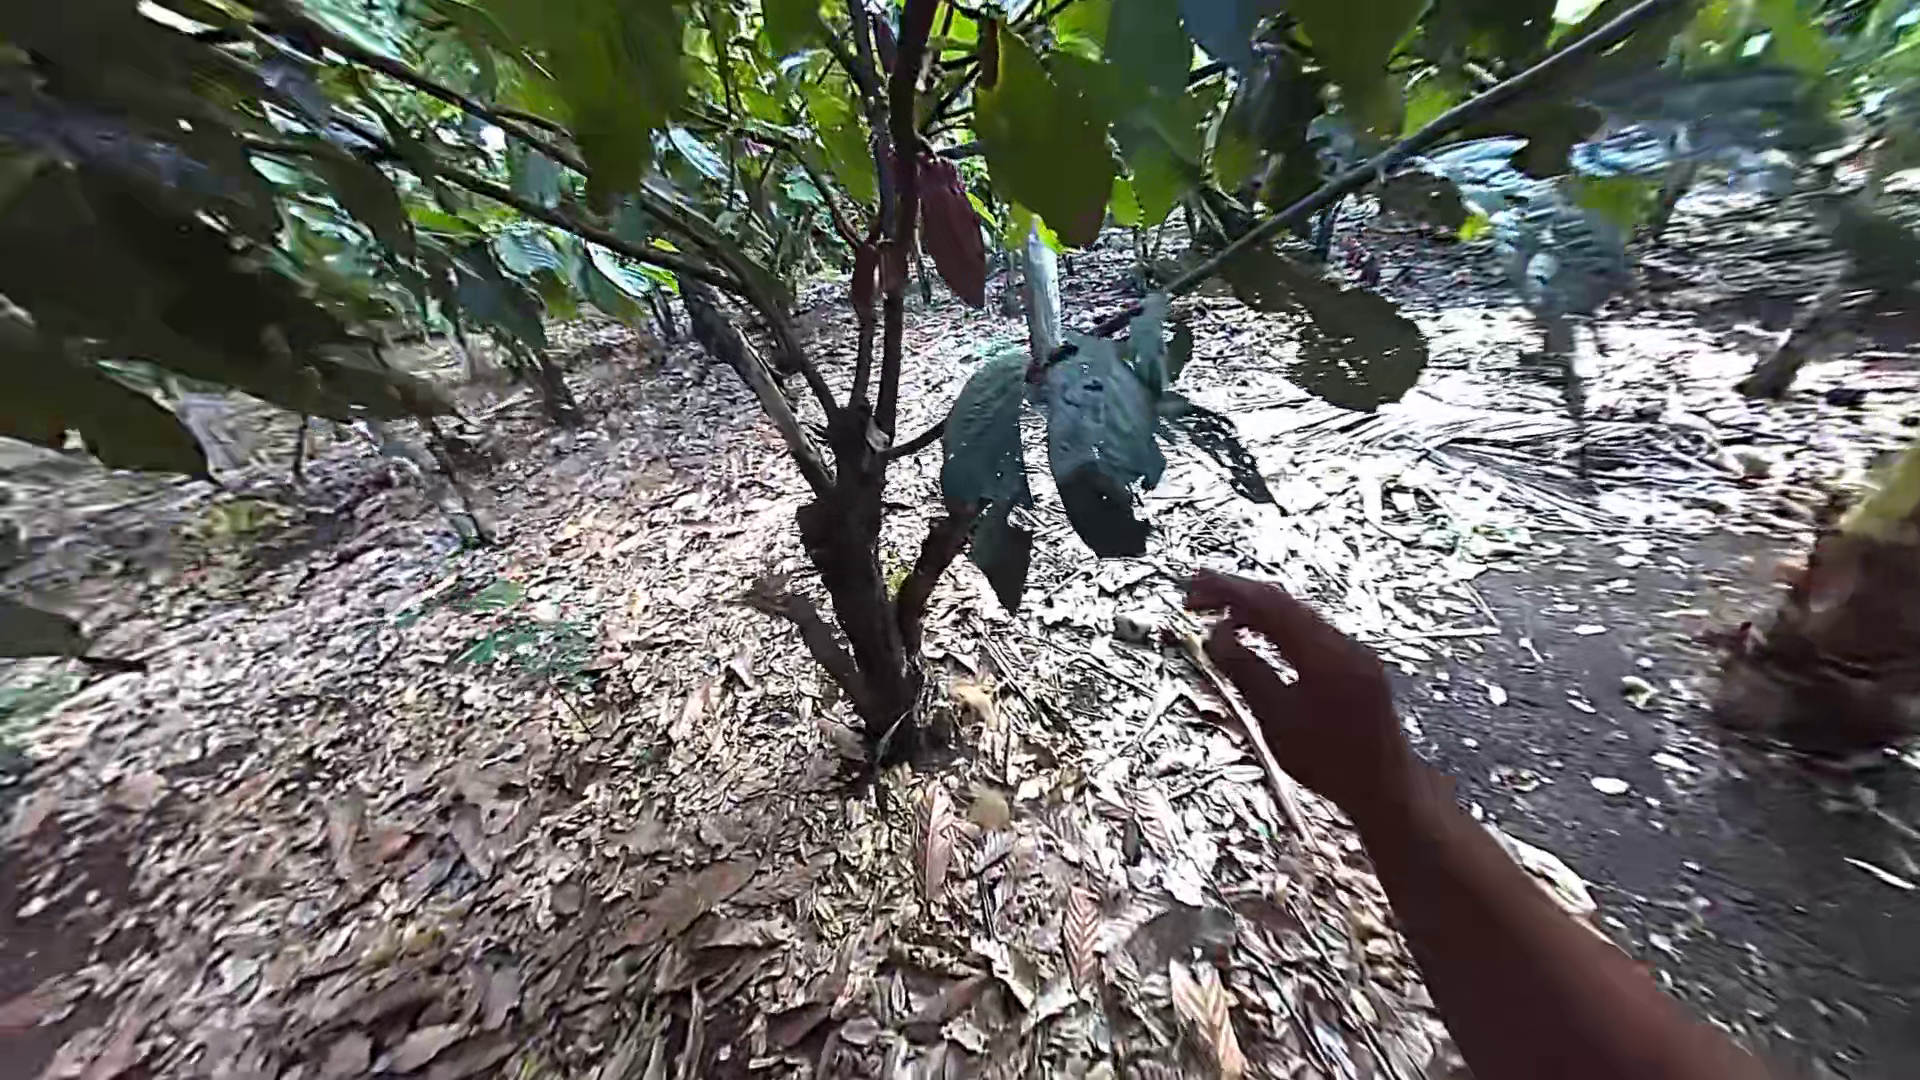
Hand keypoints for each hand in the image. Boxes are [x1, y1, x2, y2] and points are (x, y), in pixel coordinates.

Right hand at [1186, 571, 1420, 820]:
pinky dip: (1270, 620)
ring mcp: (1350, 650)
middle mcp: (1342, 643)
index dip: (1226, 590)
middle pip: (1281, 600)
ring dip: (1251, 605)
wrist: (1387, 792)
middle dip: (1235, 591)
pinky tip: (1250, 629)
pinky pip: (1303, 625)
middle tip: (1197, 592)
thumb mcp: (1276, 719)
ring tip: (1215, 608)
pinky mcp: (1349, 660)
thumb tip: (1215, 635)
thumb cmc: (1331, 763)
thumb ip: (1244, 671)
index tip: (1194, 587)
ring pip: (1292, 610)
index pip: (1268, 605)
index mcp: (1324, 655)